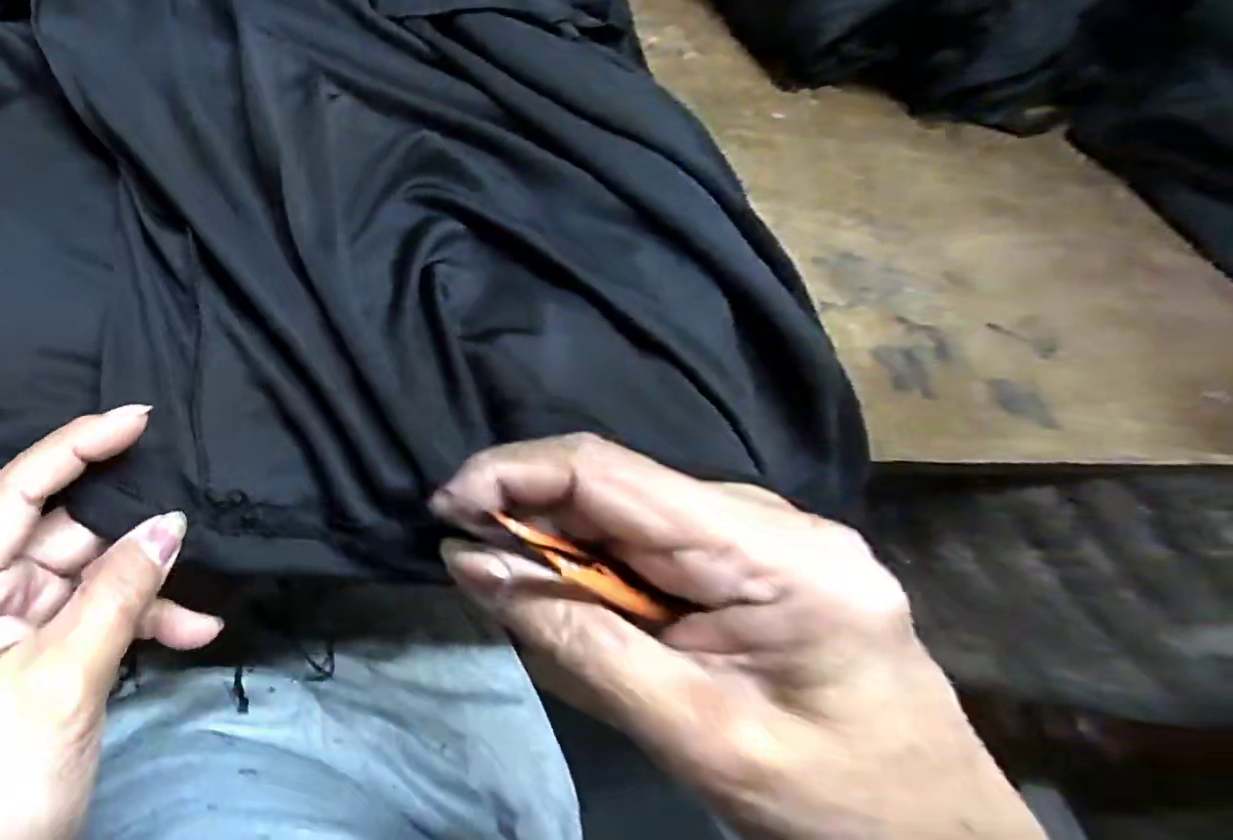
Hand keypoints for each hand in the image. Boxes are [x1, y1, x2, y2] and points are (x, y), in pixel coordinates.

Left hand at [0, 406, 222, 839]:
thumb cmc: (0, 784)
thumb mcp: (65, 682)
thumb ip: (121, 593)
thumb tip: (172, 523)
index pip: (16, 491)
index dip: (76, 446)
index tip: (134, 418)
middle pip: (62, 526)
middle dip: (124, 518)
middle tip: (179, 483)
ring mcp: (18, 614)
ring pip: (92, 565)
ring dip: (145, 574)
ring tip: (193, 573)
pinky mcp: (50, 639)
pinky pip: (103, 608)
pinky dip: (147, 616)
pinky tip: (195, 629)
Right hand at [432, 435, 1042, 839]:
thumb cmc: (833, 806)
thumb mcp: (692, 735)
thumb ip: (573, 641)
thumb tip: (467, 560)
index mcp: (772, 552)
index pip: (605, 471)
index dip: (510, 474)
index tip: (444, 508)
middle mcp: (760, 515)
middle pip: (603, 484)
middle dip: (526, 519)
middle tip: (474, 568)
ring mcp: (749, 526)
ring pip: (611, 509)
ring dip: (555, 550)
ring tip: (536, 611)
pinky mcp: (735, 546)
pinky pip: (633, 535)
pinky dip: (588, 568)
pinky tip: (589, 615)